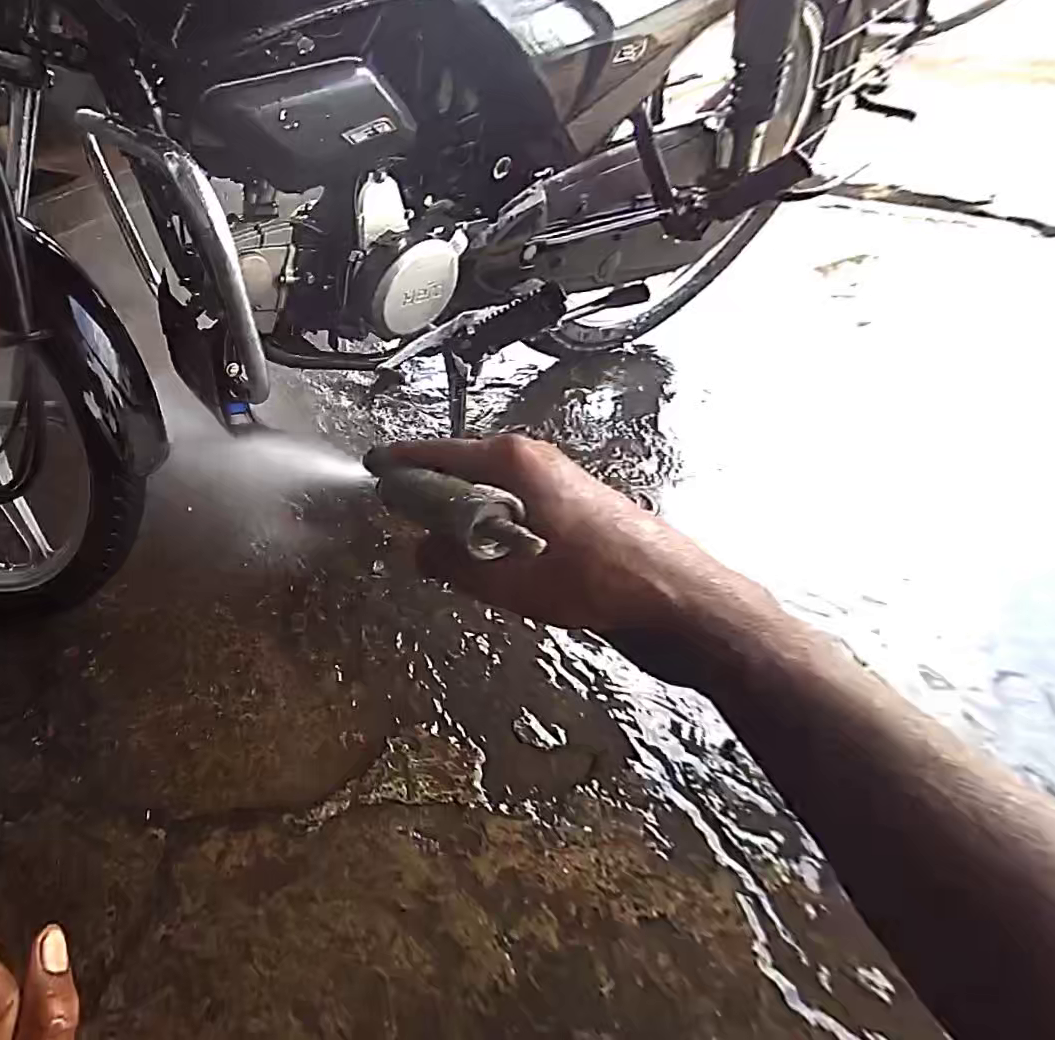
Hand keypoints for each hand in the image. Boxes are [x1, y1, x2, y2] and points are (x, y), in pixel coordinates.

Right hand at [370, 434, 763, 633]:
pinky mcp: (569, 503)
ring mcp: (554, 479)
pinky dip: (485, 518)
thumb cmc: (595, 580)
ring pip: (484, 486)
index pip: (435, 452)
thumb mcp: (502, 579)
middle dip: (427, 488)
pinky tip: (483, 550)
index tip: (373, 469)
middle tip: (400, 513)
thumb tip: (418, 550)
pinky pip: (508, 501)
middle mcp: (532, 460)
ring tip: (437, 538)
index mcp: (512, 462)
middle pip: (459, 466)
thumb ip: (447, 561)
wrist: (681, 602)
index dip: (399, 462)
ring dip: (457, 508)